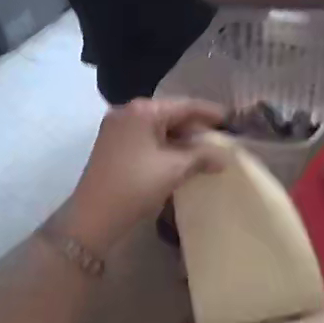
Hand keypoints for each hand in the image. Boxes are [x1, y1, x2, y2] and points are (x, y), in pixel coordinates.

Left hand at [58, 99, 225, 251]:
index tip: (230, 118)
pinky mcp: (111, 145)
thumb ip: (202, 157)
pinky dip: (164, 145)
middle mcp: (127, 112)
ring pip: (157, 127)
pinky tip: (179, 157)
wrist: (93, 217)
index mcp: (142, 111)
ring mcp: (116, 128)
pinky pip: (145, 137)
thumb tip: (224, 157)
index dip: (209, 112)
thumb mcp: (174, 170)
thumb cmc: (135, 187)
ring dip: (180, 138)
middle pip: (169, 113)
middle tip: (219, 138)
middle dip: (194, 126)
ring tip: (203, 150)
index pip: (184, 105)